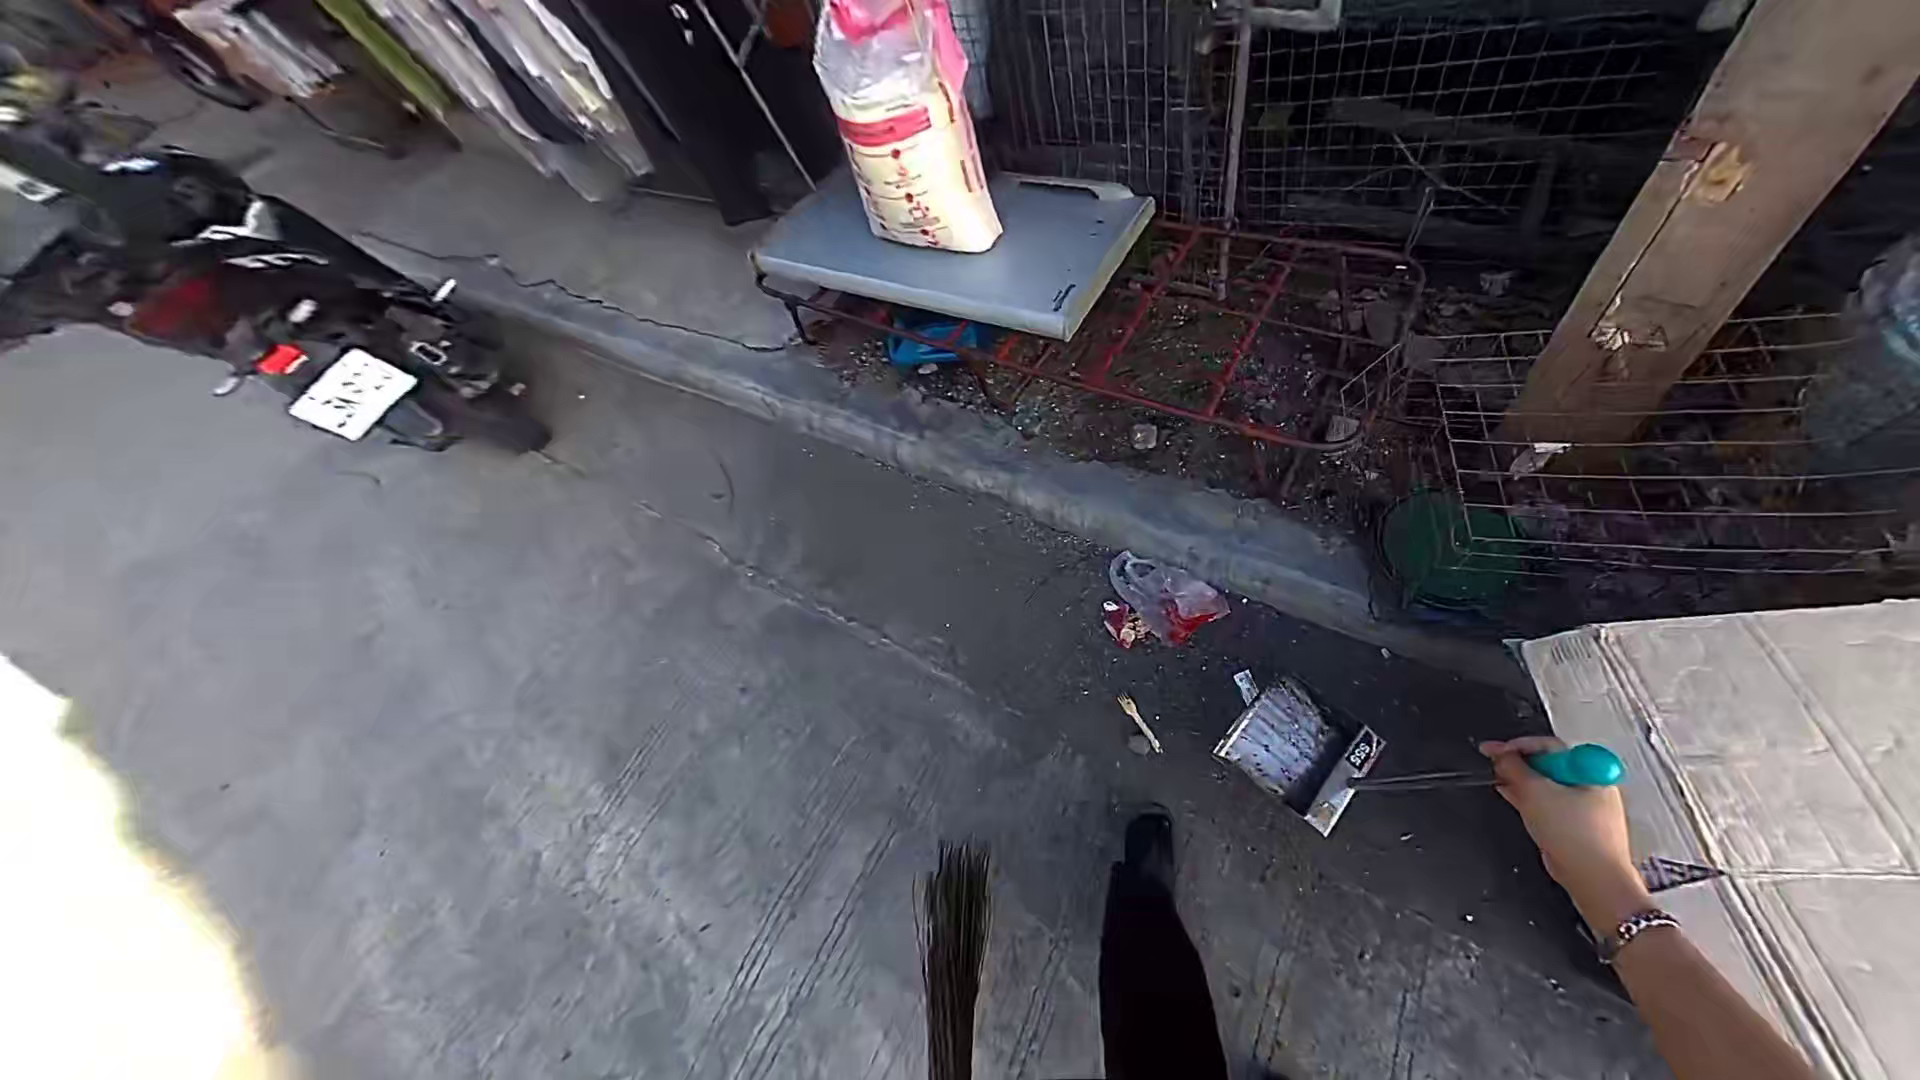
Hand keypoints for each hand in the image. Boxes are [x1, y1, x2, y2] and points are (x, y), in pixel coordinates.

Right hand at [1480, 736, 1651, 933]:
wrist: (1591, 877)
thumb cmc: (1573, 834)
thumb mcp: (1534, 790)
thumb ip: (1512, 766)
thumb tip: (1498, 751)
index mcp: (1593, 773)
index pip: (1551, 747)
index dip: (1520, 745)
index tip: (1497, 750)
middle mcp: (1593, 787)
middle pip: (1548, 764)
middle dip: (1518, 762)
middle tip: (1495, 763)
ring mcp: (1585, 806)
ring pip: (1545, 783)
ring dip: (1520, 779)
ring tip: (1498, 778)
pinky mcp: (1574, 823)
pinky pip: (1546, 800)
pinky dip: (1527, 795)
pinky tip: (1509, 793)